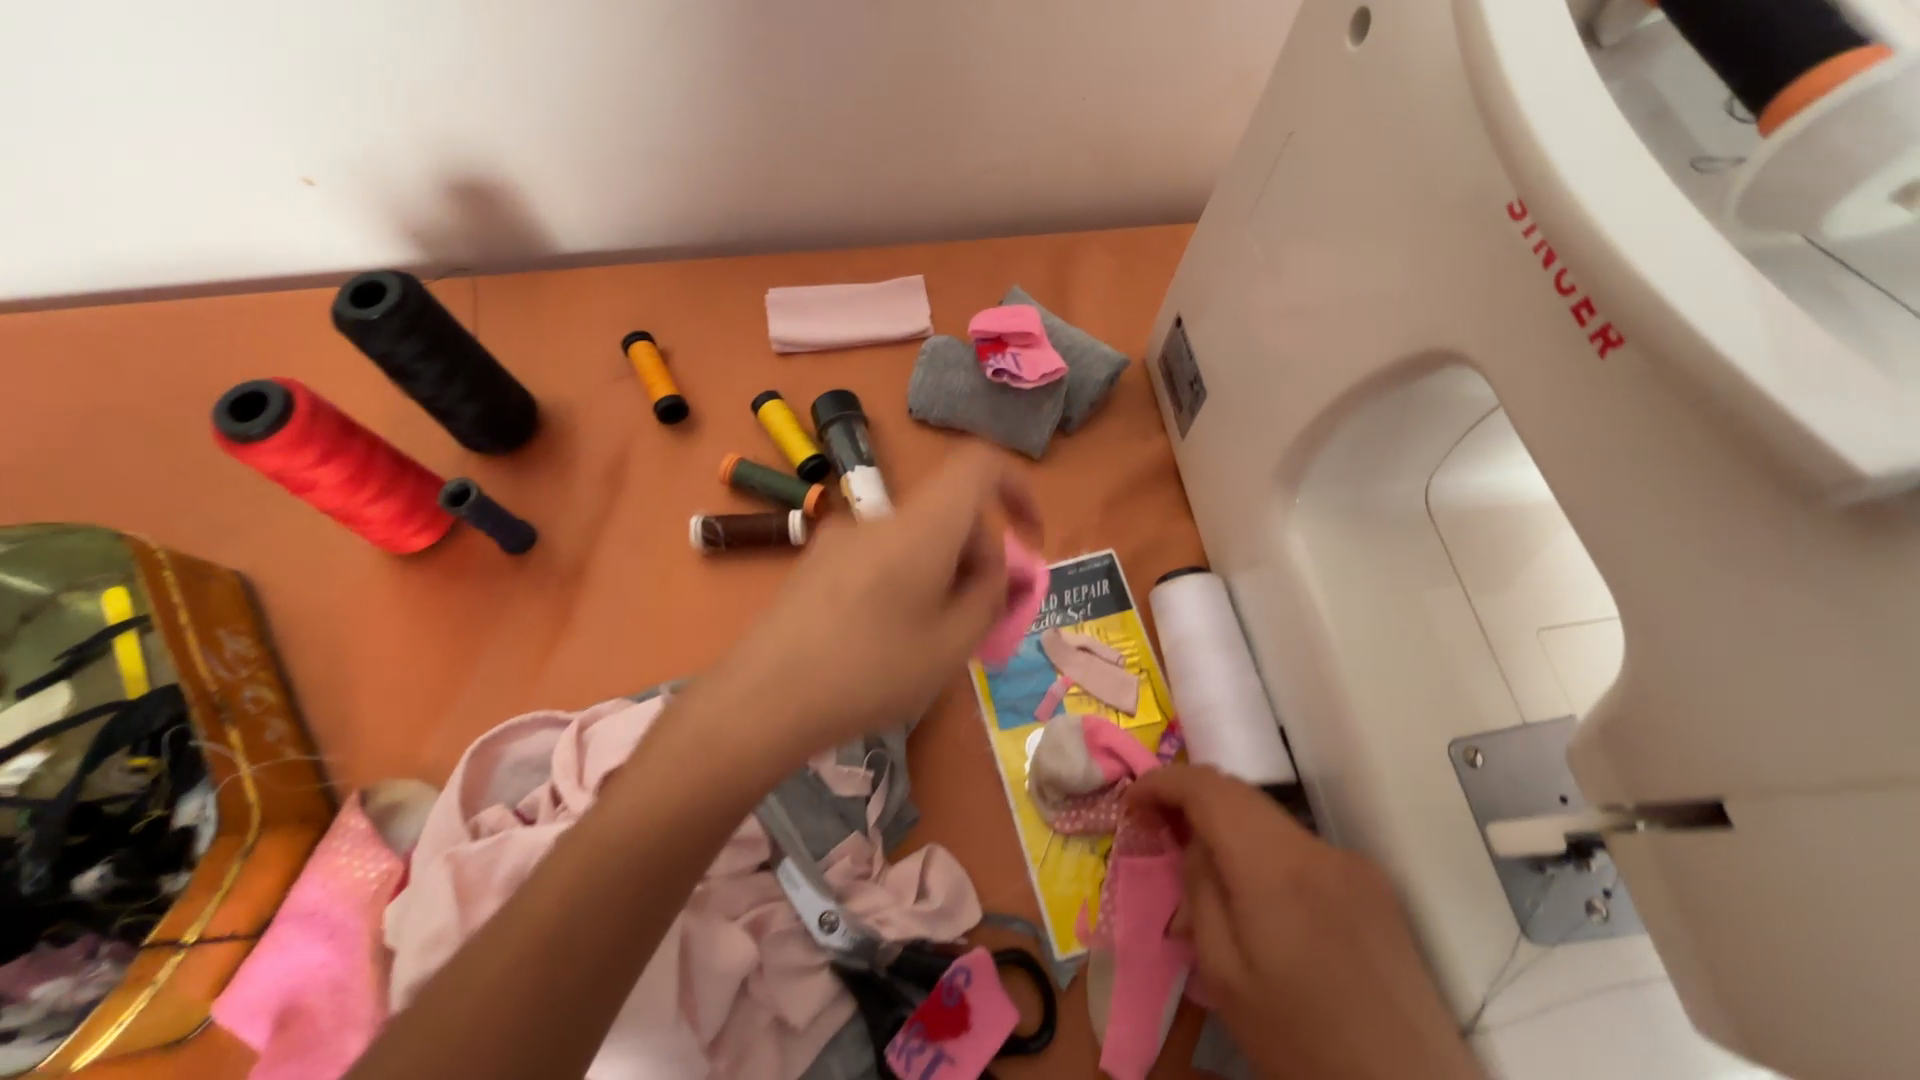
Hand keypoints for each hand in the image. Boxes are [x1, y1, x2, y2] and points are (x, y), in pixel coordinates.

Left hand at [700, 446, 1039, 758]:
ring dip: (941, 577)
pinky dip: (905, 584)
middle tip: (981, 621)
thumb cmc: (872, 672)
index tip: (1029, 539)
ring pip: (914, 541)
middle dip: (979, 557)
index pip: (979, 466)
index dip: (1017, 490)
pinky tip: (887, 642)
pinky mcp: (815, 566)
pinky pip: (879, 559)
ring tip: (933, 642)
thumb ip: (992, 597)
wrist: (763, 700)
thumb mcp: (953, 645)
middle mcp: (880, 519)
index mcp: (922, 526)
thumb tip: (1005, 570)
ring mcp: (840, 540)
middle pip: (948, 513)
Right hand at [1129, 766, 1482, 1079]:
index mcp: (1276, 866)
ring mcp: (1355, 865)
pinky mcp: (1376, 888)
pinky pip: (1303, 851)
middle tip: (1156, 831)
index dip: (1164, 781)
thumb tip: (1194, 840)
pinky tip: (1259, 901)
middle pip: (1242, 796)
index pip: (1210, 786)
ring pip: (1273, 822)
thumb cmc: (1299, 1040)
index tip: (1131, 803)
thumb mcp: (1223, 973)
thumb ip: (1201, 889)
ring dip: (1229, 830)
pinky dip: (1265, 854)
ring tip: (1203, 872)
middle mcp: (1319, 848)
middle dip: (1192, 801)